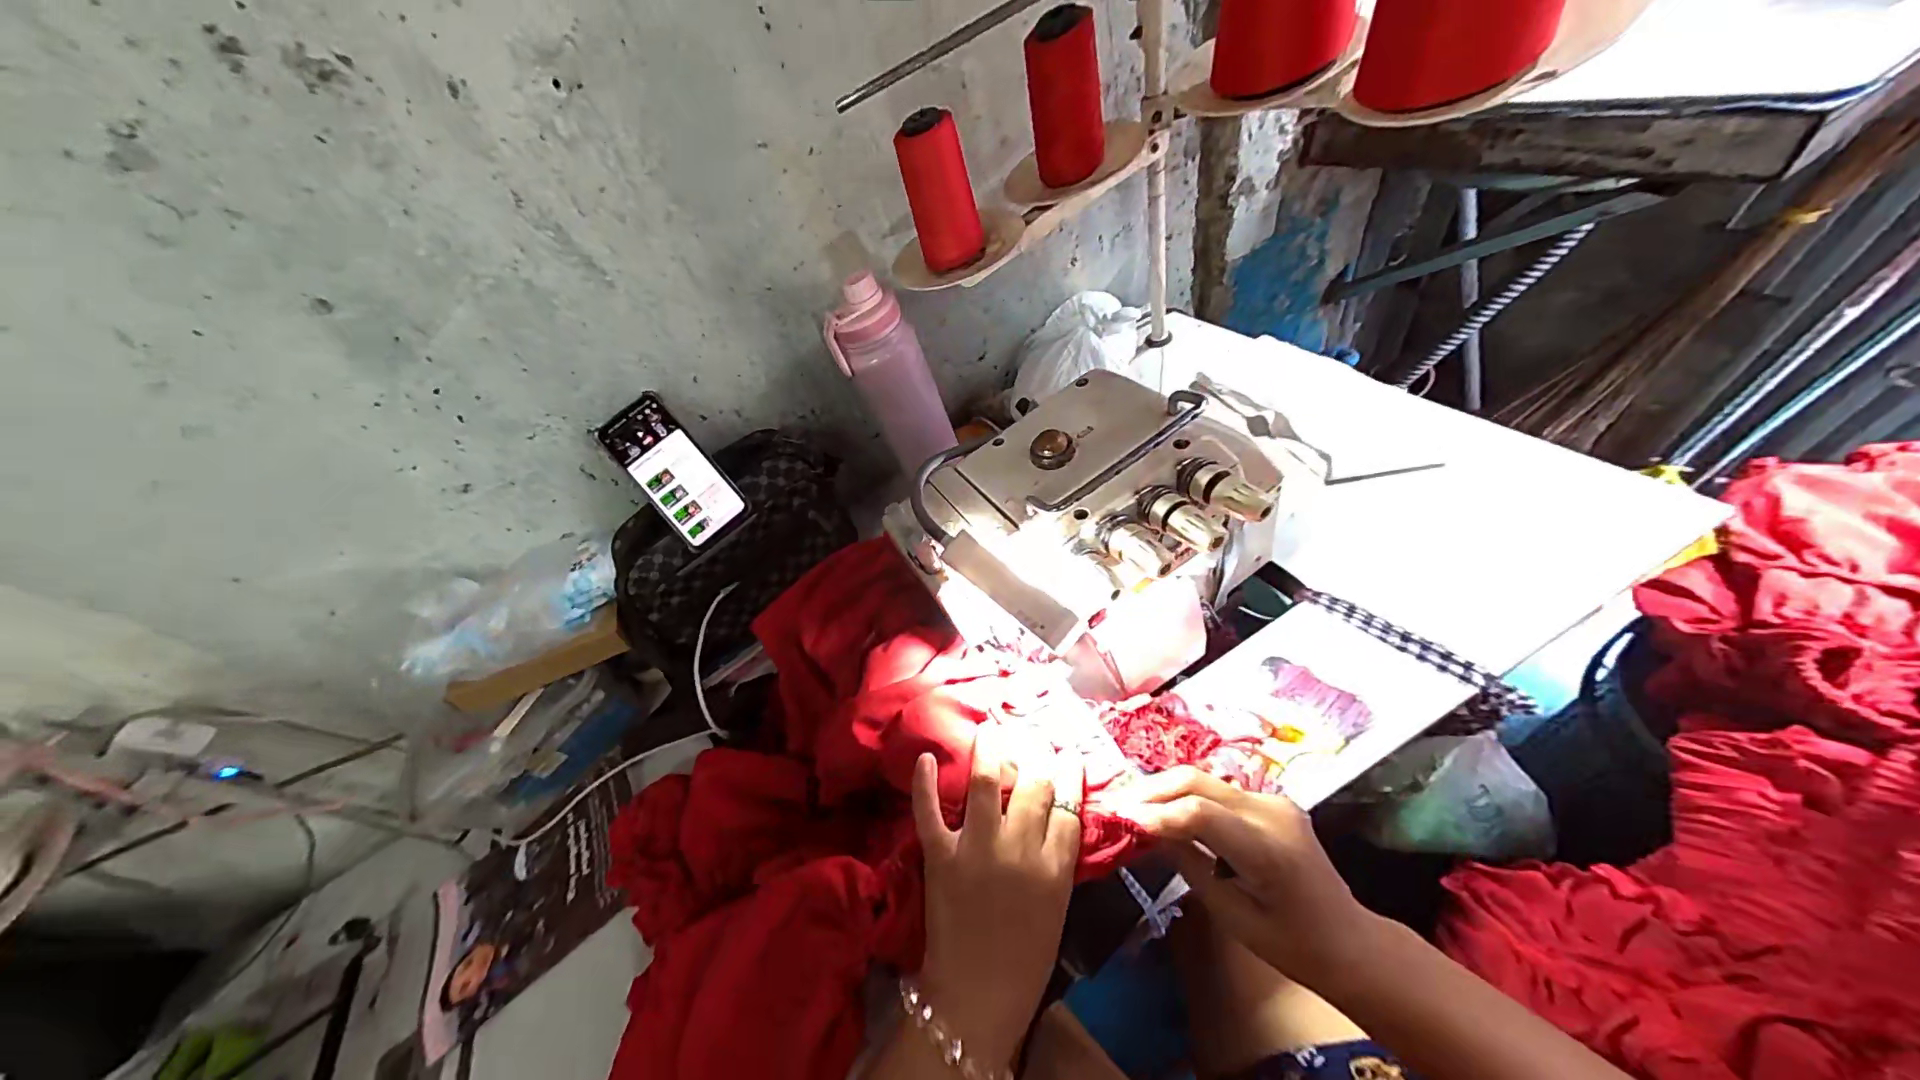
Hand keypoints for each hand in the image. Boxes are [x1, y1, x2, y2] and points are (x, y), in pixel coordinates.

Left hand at [912, 725, 1083, 1071]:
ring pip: (986, 784)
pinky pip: (930, 812)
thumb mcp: (1057, 904)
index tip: (1067, 754)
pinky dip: (925, 783)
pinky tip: (925, 757)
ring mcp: (976, 850)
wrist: (977, 994)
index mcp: (1053, 867)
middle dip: (1035, 757)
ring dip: (989, 750)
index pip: (1068, 806)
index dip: (1069, 774)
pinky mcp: (939, 856)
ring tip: (989, 728)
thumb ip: (1058, 856)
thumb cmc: (1025, 954)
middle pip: (1034, 786)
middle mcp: (1018, 850)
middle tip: (1028, 739)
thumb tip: (1057, 811)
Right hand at [1111, 766, 1372, 986]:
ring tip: (1130, 803)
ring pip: (1203, 779)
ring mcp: (1272, 800)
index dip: (1155, 812)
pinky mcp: (1269, 800)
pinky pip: (1217, 790)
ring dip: (1164, 788)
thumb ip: (1188, 863)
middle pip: (1197, 781)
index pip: (1199, 812)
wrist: (1348, 940)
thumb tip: (1146, 829)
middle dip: (1151, 789)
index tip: (1118, 817)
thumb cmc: (1290, 944)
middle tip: (1113, 803)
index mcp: (1267, 849)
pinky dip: (1186, 795)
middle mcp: (1271, 811)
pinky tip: (1163, 808)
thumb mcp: (1231, 914)